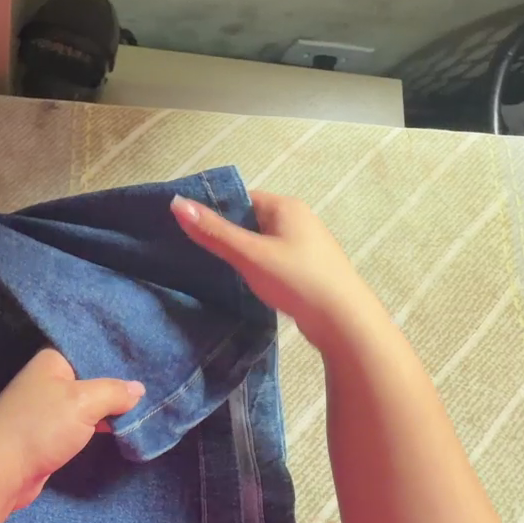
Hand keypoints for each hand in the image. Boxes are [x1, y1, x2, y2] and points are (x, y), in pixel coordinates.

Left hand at [0, 348, 143, 510]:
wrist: (2, 471)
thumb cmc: (41, 426)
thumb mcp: (83, 402)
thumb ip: (114, 392)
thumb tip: (139, 388)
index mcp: (53, 359)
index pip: (92, 350)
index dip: (119, 358)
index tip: (150, 363)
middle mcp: (50, 377)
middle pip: (92, 376)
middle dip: (119, 385)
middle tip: (154, 389)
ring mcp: (49, 405)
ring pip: (88, 401)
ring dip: (111, 407)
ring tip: (146, 408)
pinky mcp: (51, 431)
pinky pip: (82, 421)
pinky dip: (99, 424)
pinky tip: (122, 427)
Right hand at [171, 192, 383, 348]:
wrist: (347, 324)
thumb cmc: (297, 280)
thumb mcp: (249, 254)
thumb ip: (213, 231)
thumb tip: (176, 203)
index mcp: (286, 206)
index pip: (241, 198)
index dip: (215, 211)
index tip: (192, 228)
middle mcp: (299, 219)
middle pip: (250, 219)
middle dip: (227, 233)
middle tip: (199, 250)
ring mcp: (307, 245)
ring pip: (262, 241)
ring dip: (243, 253)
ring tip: (218, 268)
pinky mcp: (310, 269)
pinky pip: (274, 259)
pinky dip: (258, 267)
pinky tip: (247, 283)